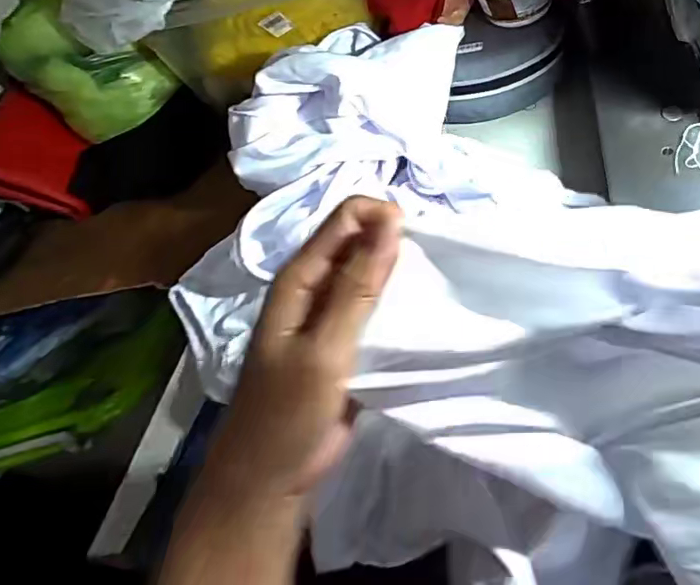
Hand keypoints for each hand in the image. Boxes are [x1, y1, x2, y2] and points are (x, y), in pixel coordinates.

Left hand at [163, 197, 401, 584]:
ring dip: (399, 264)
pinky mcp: (348, 334)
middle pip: (360, 236)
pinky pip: (378, 298)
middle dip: (394, 236)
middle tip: (428, 259)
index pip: (346, 217)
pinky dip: (399, 293)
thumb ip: (359, 285)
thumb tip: (392, 219)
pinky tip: (422, 300)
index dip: (382, 216)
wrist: (268, 482)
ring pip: (372, 266)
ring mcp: (331, 310)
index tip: (415, 236)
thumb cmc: (288, 414)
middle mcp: (315, 284)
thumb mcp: (326, 347)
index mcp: (299, 277)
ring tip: (431, 275)